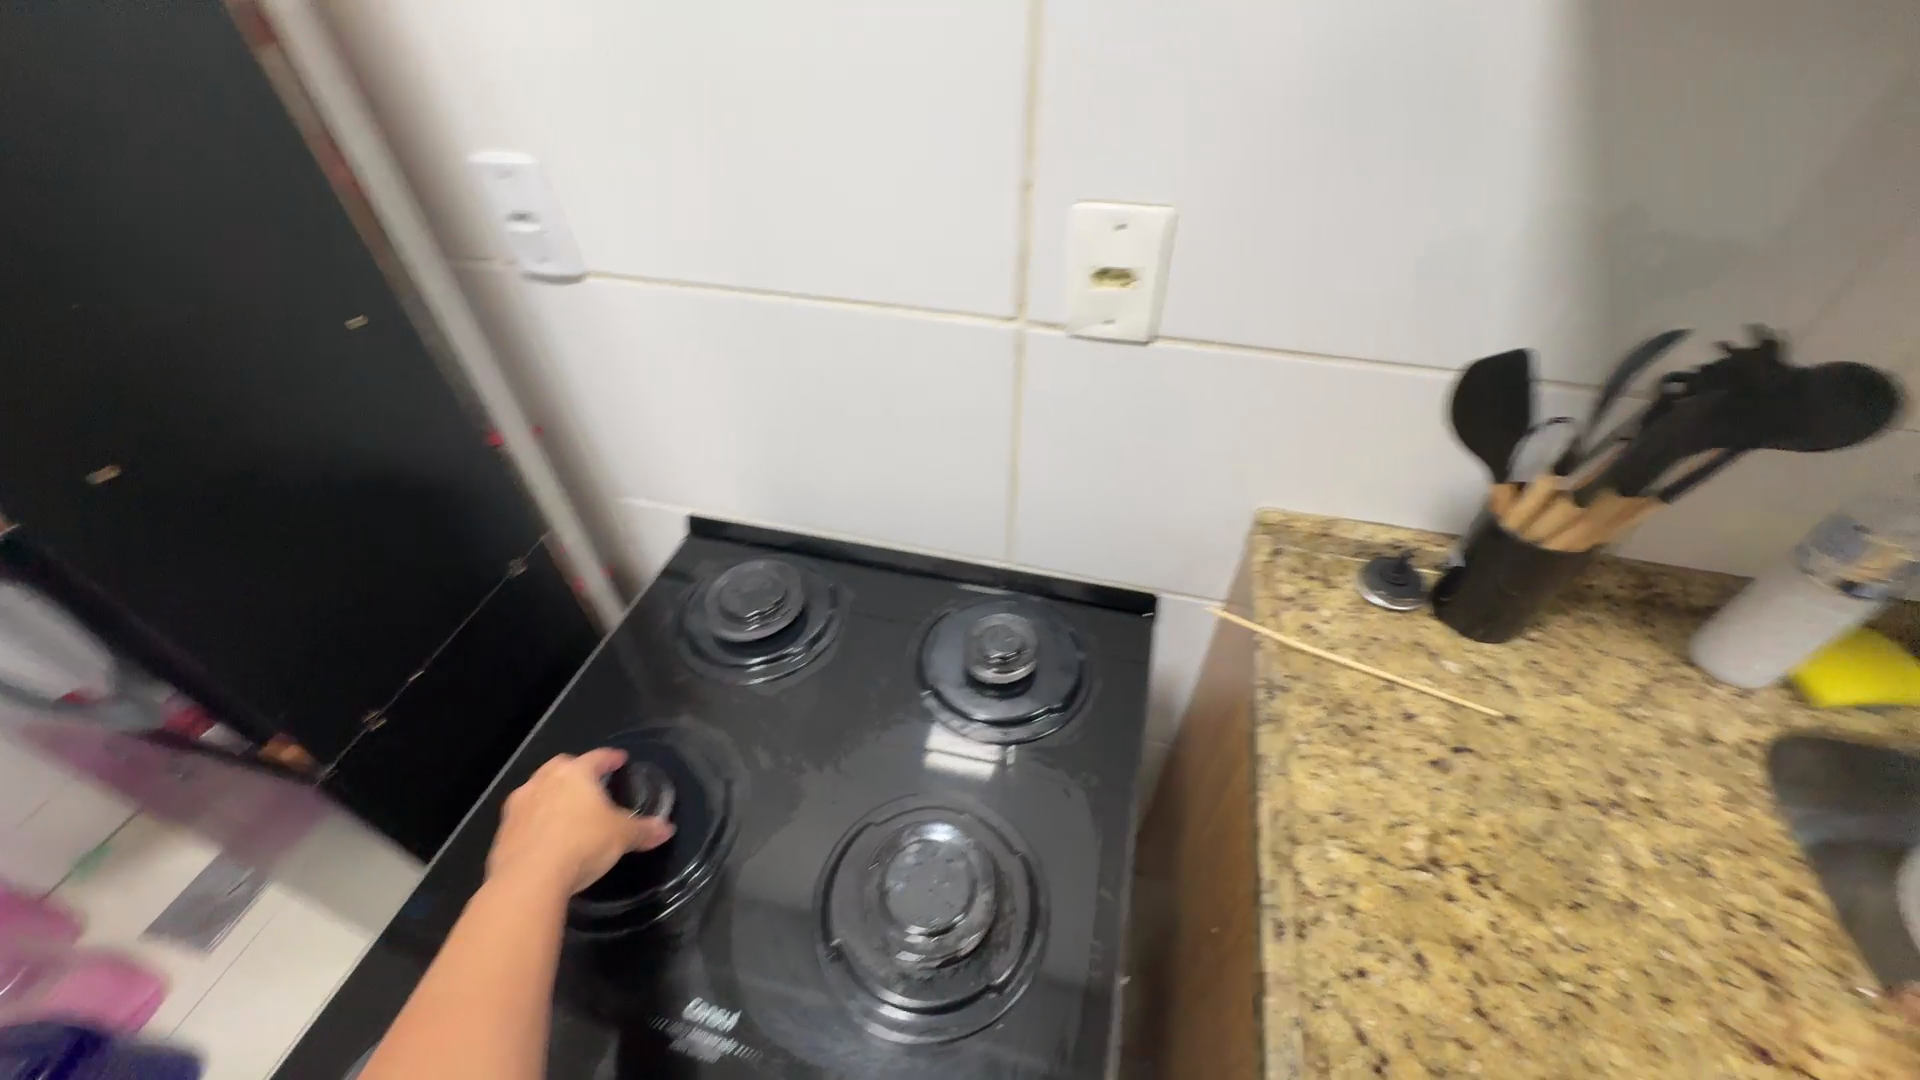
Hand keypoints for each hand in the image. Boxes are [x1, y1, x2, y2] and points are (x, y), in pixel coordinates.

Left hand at [486, 749, 675, 896]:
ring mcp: (518, 807)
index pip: (596, 758)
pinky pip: (523, 820)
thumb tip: (667, 829)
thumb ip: (644, 830)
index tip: (619, 759)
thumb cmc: (582, 844)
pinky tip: (546, 839)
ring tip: (565, 812)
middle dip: (574, 772)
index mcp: (574, 774)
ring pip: (537, 792)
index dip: (610, 758)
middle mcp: (543, 783)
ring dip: (550, 797)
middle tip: (589, 784)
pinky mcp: (502, 833)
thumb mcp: (622, 837)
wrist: (528, 880)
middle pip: (560, 768)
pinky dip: (535, 823)